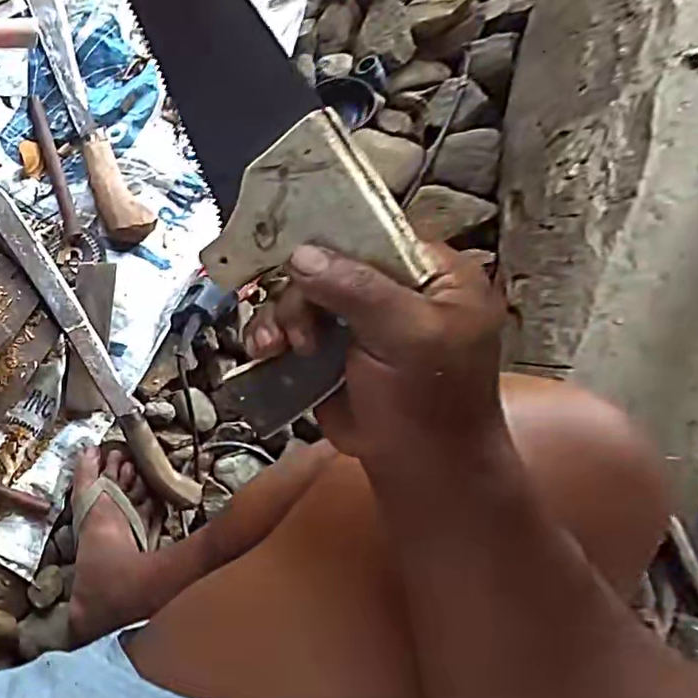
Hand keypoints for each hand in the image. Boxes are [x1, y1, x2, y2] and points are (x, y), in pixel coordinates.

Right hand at [244, 242, 505, 461]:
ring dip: (279, 320)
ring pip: (298, 297)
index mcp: (429, 273)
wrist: (414, 463)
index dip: (330, 241)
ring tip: (276, 348)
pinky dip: (271, 337)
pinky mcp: (324, 347)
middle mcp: (388, 289)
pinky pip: (287, 327)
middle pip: (323, 267)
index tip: (292, 255)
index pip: (372, 235)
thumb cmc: (431, 401)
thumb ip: (358, 290)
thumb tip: (302, 254)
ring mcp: (353, 320)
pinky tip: (266, 353)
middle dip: (300, 297)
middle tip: (299, 332)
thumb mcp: (406, 335)